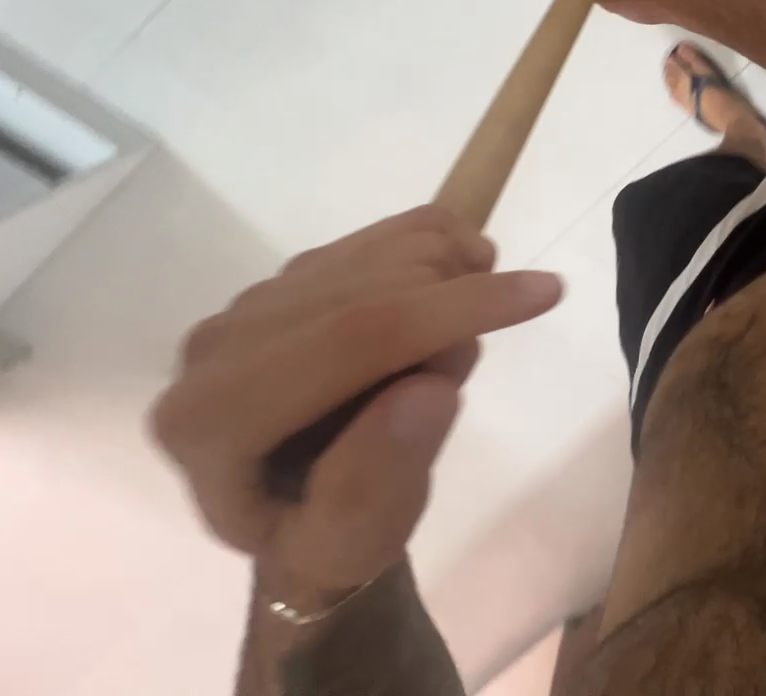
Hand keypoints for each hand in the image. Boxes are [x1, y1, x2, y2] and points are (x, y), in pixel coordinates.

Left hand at [150, 206, 563, 596]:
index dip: (458, 307)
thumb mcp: (359, 538)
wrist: (309, 504)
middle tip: (456, 375)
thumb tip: (428, 390)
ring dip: (456, 287)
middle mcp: (220, 341)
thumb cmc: (337, 534)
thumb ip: (378, 479)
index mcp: (216, 417)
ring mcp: (258, 296)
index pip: (356, 334)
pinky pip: (400, 227)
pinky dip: (454, 246)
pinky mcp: (298, 270)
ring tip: (440, 353)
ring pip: (397, 246)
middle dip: (461, 314)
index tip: (549, 292)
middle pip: (384, 283)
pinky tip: (458, 291)